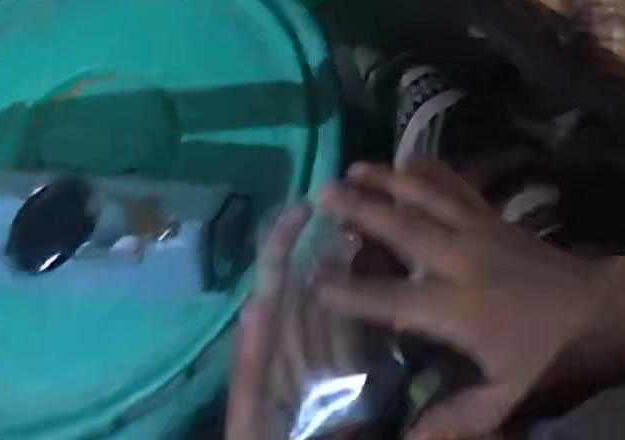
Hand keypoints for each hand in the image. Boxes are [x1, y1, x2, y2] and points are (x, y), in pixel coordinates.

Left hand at [229, 204, 373, 439]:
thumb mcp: (250, 422)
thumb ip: (250, 370)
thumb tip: (256, 305)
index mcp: (264, 358)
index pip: (274, 290)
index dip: (283, 246)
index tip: (301, 208)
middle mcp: (291, 356)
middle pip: (307, 291)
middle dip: (322, 248)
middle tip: (348, 207)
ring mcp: (322, 371)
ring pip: (332, 308)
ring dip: (344, 268)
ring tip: (362, 227)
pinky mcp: (350, 389)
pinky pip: (353, 342)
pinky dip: (360, 309)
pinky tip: (374, 280)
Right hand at [316, 161, 610, 439]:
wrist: (604, 309)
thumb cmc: (554, 357)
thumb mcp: (512, 400)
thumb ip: (458, 421)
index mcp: (459, 307)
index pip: (392, 298)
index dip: (350, 290)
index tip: (312, 278)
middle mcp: (460, 257)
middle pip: (401, 226)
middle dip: (359, 209)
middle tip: (322, 191)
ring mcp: (477, 228)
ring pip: (425, 194)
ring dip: (388, 177)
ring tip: (356, 165)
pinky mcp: (492, 215)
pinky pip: (456, 184)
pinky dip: (430, 168)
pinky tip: (411, 158)